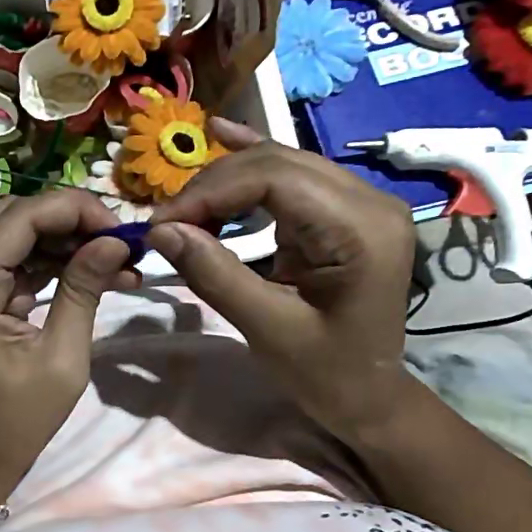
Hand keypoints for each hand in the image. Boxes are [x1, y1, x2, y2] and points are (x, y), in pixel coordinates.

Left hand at [0, 189, 138, 510]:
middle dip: (68, 219)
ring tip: (114, 255)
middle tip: (116, 238)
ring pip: (12, 234)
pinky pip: (12, 262)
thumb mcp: (62, 357)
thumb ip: (83, 290)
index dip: (72, 210)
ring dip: (62, 239)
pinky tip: (92, 269)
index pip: (18, 219)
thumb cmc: (18, 420)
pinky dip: (50, 261)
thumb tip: (116, 242)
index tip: (120, 227)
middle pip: (11, 217)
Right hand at [147, 119, 417, 438]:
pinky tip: (223, 134)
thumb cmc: (326, 374)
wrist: (369, 397)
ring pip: (282, 165)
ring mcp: (361, 203)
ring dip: (226, 180)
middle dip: (214, 186)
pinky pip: (293, 178)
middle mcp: (370, 201)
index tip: (163, 224)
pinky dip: (253, 163)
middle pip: (279, 163)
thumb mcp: (267, 328)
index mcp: (362, 229)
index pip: (275, 178)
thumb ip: (216, 274)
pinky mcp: (344, 211)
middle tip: (167, 223)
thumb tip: (161, 231)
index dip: (211, 192)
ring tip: (183, 208)